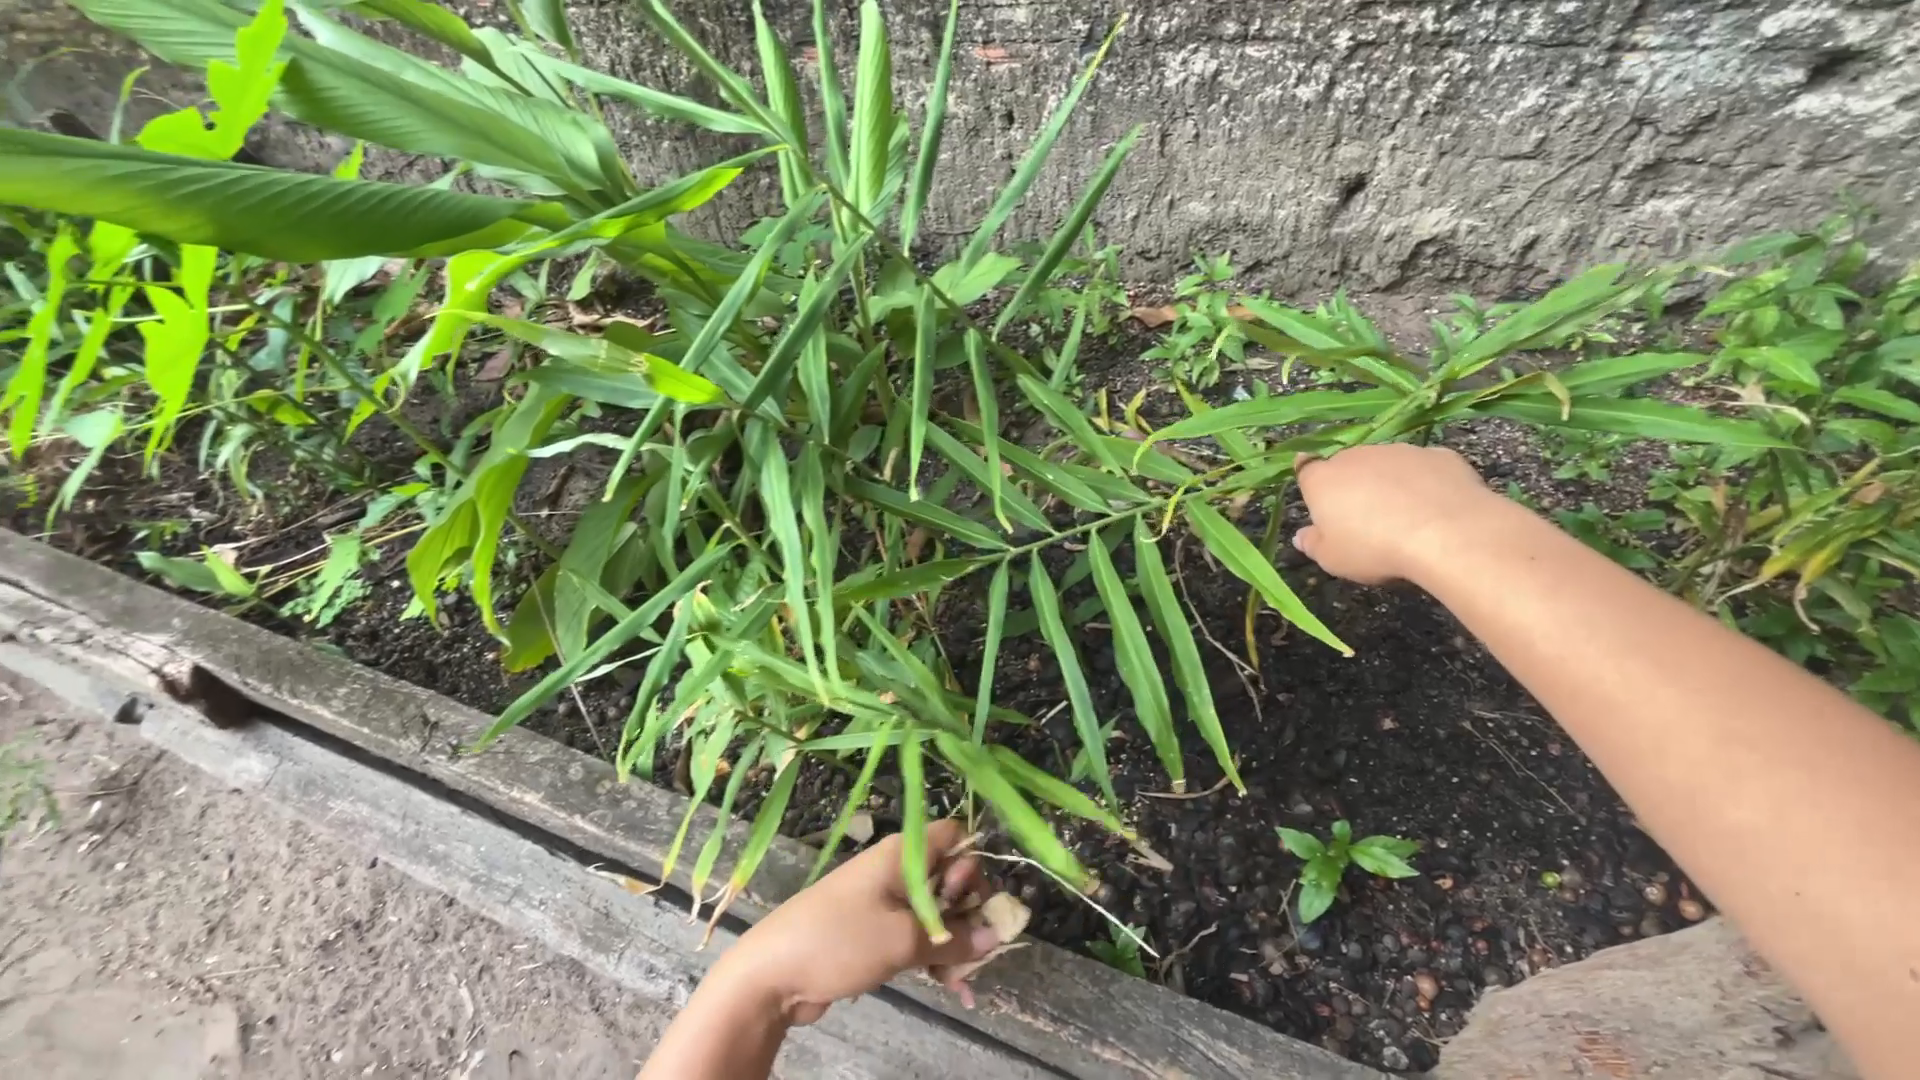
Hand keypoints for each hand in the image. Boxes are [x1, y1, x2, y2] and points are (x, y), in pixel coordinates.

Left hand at [707, 819, 1006, 1025]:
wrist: (771, 973)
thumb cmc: (838, 940)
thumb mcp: (902, 940)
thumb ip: (953, 938)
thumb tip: (997, 936)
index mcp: (902, 854)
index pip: (954, 836)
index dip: (972, 864)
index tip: (970, 900)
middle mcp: (897, 870)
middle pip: (950, 878)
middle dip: (968, 913)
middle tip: (974, 949)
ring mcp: (885, 900)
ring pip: (936, 912)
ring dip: (954, 943)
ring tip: (962, 982)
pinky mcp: (875, 930)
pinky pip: (917, 935)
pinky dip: (934, 956)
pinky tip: (950, 987)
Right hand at [1291, 444, 1501, 584]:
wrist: (1446, 534)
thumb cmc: (1374, 548)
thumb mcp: (1333, 559)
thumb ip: (1314, 545)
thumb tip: (1302, 536)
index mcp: (1323, 479)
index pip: (1306, 468)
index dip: (1312, 481)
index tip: (1319, 495)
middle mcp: (1357, 456)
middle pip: (1348, 466)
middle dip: (1352, 485)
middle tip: (1363, 519)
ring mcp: (1400, 452)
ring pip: (1387, 465)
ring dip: (1389, 483)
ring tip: (1404, 517)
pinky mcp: (1439, 455)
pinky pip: (1424, 468)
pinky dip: (1425, 482)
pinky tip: (1435, 508)